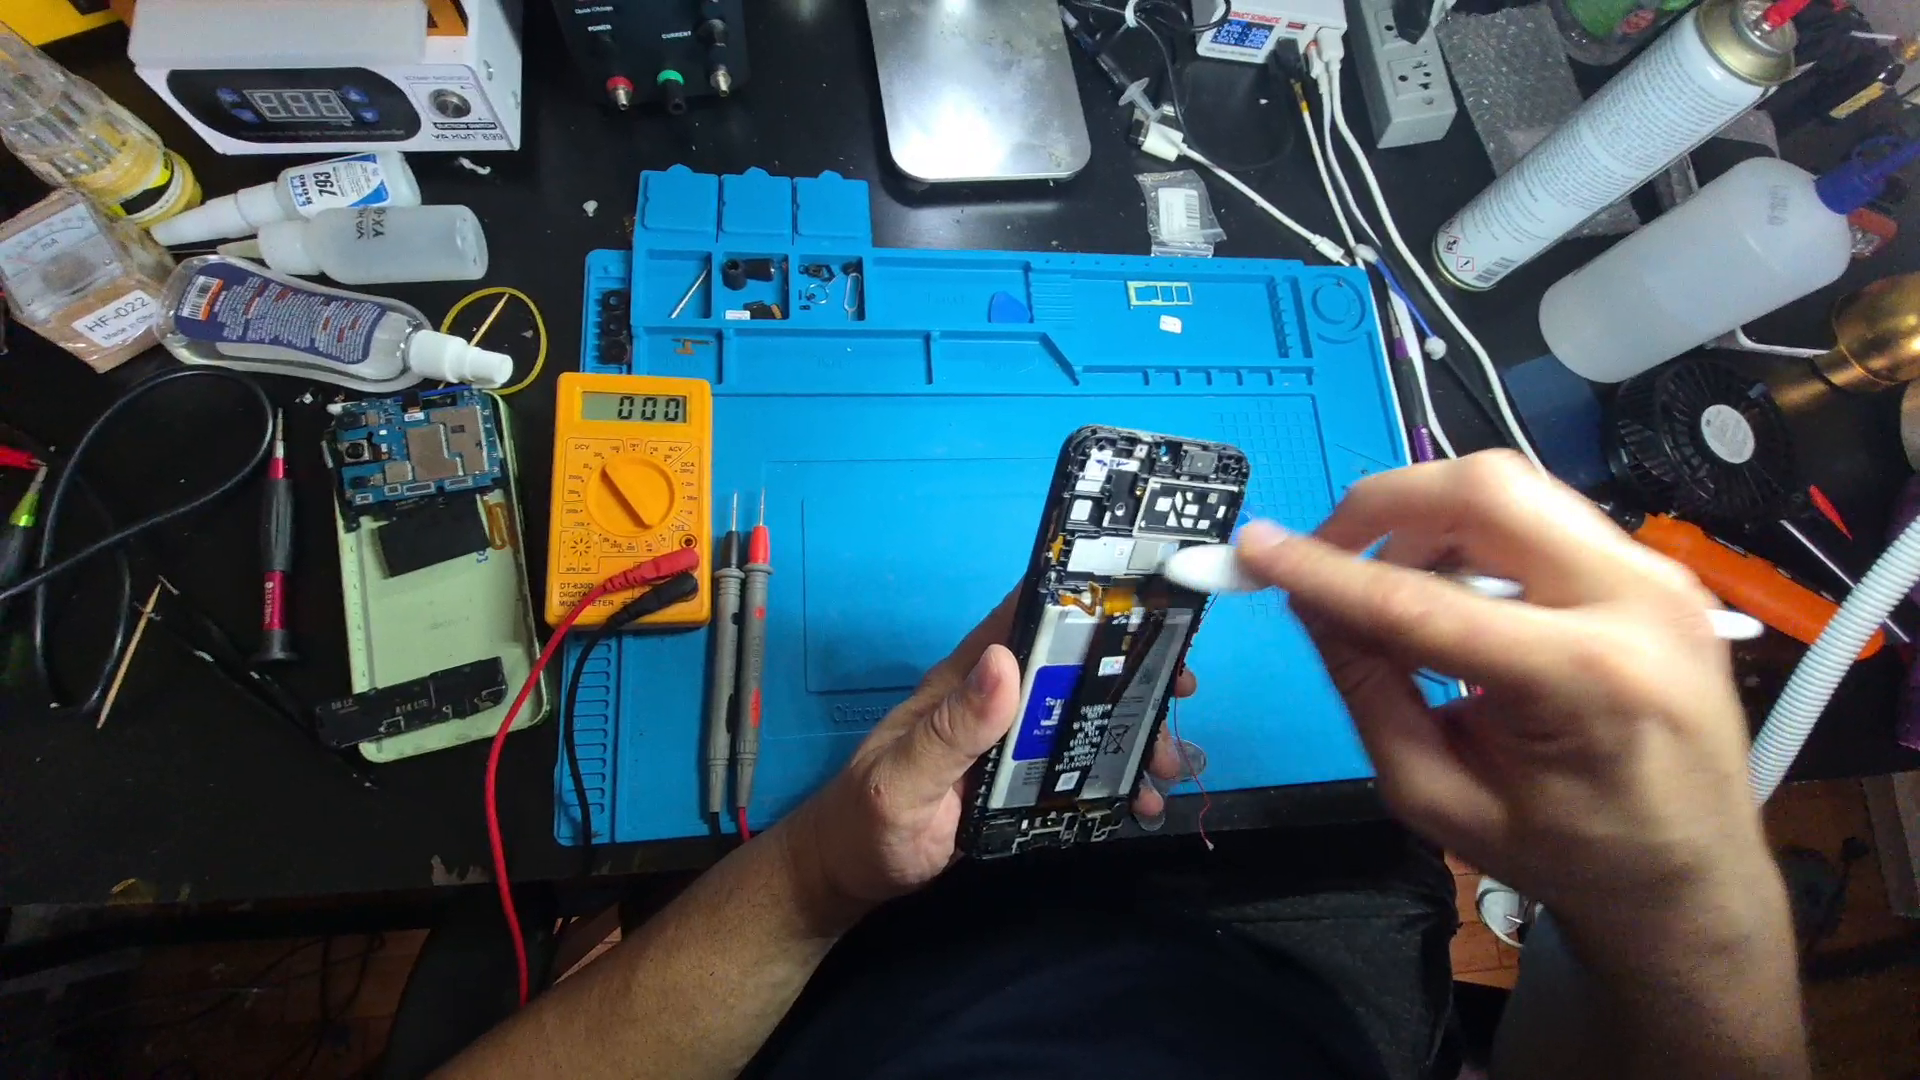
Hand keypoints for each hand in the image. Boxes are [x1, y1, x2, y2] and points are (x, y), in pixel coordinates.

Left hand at [776, 593, 1199, 930]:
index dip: (1078, 599)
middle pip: (1071, 669)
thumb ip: (950, 729)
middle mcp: (996, 700)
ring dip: (1131, 732)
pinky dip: (1115, 779)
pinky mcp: (1021, 781)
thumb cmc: (867, 821)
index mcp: (966, 680)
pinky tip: (1142, 801)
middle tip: (1180, 688)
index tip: (1142, 601)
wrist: (856, 873)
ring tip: (1169, 761)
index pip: (1022, 618)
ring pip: (1083, 719)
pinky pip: (1078, 768)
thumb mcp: (903, 778)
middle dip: (1129, 673)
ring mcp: (1012, 741)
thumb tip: (1004, 660)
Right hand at [1232, 452, 1778, 930]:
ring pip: (1507, 488)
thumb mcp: (1429, 788)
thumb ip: (1365, 685)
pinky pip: (1531, 513)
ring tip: (1388, 581)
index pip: (1419, 600)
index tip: (1254, 550)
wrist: (1693, 880)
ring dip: (1421, 519)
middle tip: (1328, 550)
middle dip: (1381, 506)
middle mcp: (1636, 603)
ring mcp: (1655, 576)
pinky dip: (1461, 532)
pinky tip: (1442, 586)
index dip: (1323, 571)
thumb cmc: (1558, 852)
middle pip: (1484, 490)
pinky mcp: (1649, 571)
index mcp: (1585, 680)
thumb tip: (1310, 601)